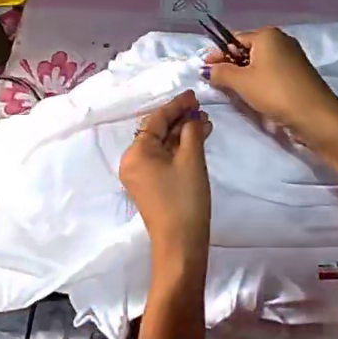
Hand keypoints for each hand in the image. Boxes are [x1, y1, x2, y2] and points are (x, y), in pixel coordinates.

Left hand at [119, 91, 212, 273]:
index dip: (177, 105)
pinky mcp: (149, 185)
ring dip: (182, 134)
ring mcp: (139, 174)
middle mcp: (131, 161)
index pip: (157, 120)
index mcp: (136, 152)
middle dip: (181, 120)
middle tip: (203, 110)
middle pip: (157, 131)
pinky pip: (162, 158)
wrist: (180, 244)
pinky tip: (197, 140)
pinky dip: (178, 149)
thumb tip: (192, 117)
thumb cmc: (185, 199)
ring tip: (206, 124)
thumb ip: (191, 132)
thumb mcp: (191, 160)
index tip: (193, 94)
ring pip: (162, 145)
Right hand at [204, 27, 337, 151]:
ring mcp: (291, 57)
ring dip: (244, 75)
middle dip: (230, 64)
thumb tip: (207, 69)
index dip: (218, 54)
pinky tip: (253, 95)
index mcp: (267, 35)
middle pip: (247, 50)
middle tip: (216, 81)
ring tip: (233, 90)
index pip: (234, 39)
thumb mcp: (241, 82)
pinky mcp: (297, 73)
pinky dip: (259, 80)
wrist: (315, 115)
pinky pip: (270, 72)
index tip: (205, 70)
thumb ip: (220, 72)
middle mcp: (281, 40)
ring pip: (259, 62)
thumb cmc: (275, 92)